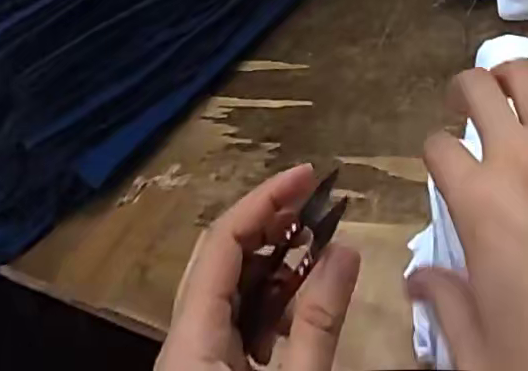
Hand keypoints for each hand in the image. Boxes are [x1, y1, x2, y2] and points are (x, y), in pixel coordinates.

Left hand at [157, 163, 360, 370]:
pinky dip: (265, 302)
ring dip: (271, 265)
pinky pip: (230, 319)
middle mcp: (181, 338)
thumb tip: (346, 248)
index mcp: (191, 335)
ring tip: (314, 256)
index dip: (267, 197)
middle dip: (269, 224)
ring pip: (227, 286)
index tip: (308, 174)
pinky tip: (296, 314)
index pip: (224, 238)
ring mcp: (189, 357)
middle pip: (221, 254)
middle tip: (313, 209)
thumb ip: (319, 323)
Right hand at [411, 61, 527, 370]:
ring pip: (526, 76)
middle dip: (462, 91)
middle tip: (464, 110)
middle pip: (476, 88)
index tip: (444, 170)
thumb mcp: (485, 355)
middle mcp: (516, 160)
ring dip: (508, 76)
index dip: (434, 154)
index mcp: (478, 202)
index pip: (437, 147)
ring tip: (506, 93)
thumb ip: (447, 306)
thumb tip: (418, 279)